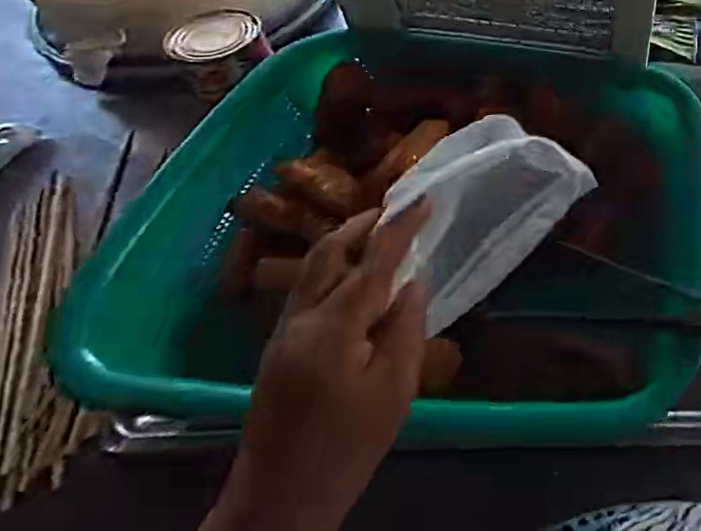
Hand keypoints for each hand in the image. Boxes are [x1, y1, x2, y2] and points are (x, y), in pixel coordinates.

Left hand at [202, 203, 430, 530]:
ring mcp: (281, 335)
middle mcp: (299, 322)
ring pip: (311, 269)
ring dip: (346, 241)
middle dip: (362, 224)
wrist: (278, 503)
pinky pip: (307, 289)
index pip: (372, 262)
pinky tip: (356, 274)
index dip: (400, 227)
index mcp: (332, 329)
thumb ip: (406, 326)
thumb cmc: (348, 446)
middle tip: (398, 207)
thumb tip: (412, 281)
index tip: (423, 199)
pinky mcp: (277, 349)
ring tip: (380, 231)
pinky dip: (334, 266)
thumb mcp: (395, 387)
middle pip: (326, 253)